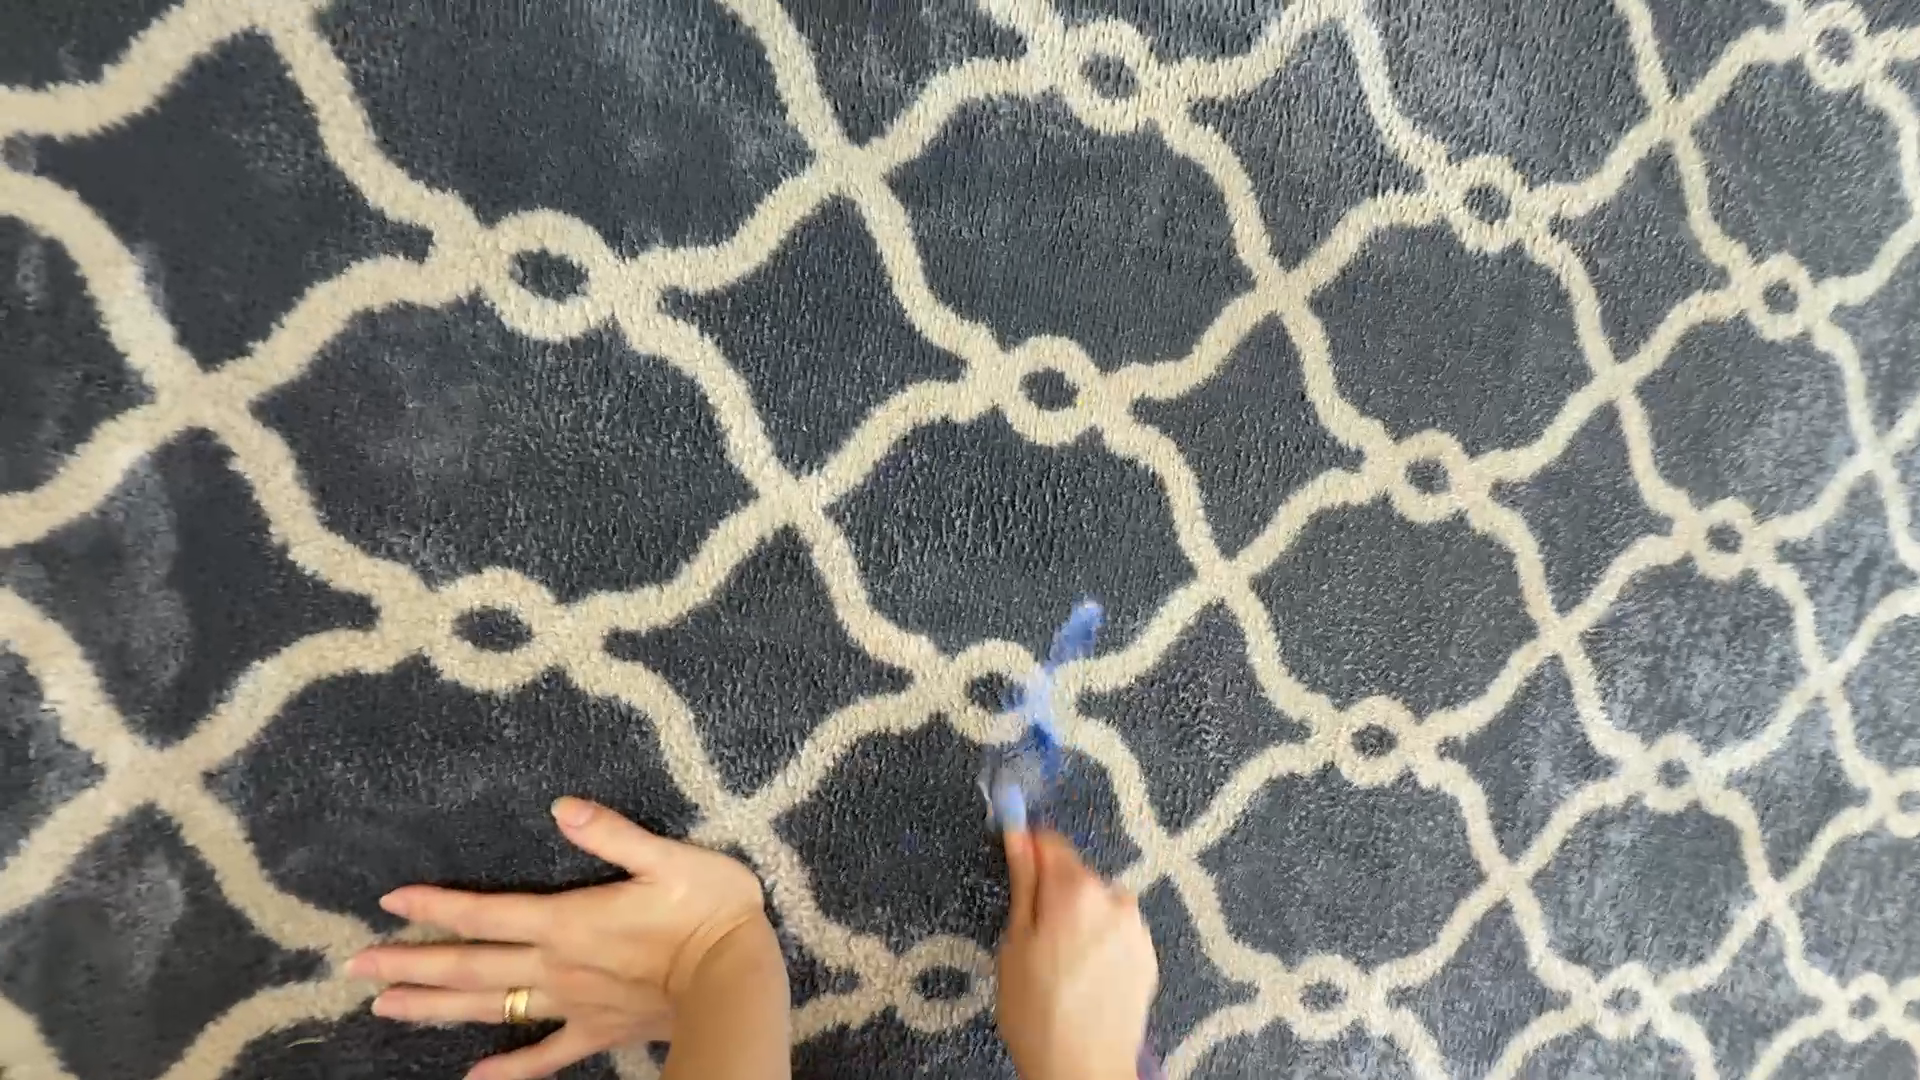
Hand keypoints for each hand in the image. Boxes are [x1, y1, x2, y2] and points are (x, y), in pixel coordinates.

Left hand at [348, 797, 776, 1079]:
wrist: (734, 973)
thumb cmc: (706, 905)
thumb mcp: (668, 856)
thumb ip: (613, 834)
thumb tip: (561, 806)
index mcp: (571, 920)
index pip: (490, 913)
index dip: (439, 906)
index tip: (389, 902)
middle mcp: (557, 965)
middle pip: (473, 966)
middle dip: (413, 963)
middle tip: (356, 967)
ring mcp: (573, 1004)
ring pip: (490, 1007)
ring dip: (434, 1007)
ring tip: (384, 1008)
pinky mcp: (597, 1030)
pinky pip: (543, 1057)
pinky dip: (507, 1069)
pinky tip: (474, 1079)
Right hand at [995, 829, 1157, 1079]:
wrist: (1084, 1074)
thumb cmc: (1037, 1010)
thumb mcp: (1016, 941)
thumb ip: (1022, 880)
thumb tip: (1017, 832)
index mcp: (1076, 888)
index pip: (1050, 841)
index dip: (1029, 853)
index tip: (1017, 873)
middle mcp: (1114, 896)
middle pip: (1075, 874)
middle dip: (1054, 892)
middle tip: (1036, 937)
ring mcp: (1136, 926)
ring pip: (1097, 902)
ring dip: (1081, 916)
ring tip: (1064, 962)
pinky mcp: (1149, 955)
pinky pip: (1116, 929)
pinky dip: (1102, 939)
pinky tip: (1088, 975)